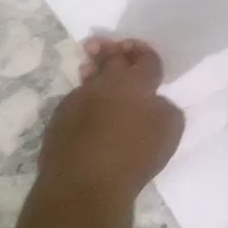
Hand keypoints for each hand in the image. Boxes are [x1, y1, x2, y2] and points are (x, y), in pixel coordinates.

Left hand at [37, 37, 183, 204]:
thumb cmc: (135, 153)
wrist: (83, 184)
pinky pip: (76, 104)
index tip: (135, 45)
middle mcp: (103, 86)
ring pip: (88, 82)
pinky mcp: (57, 123)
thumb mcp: (170, 129)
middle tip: (102, 43)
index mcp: (135, 83)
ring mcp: (75, 103)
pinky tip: (89, 113)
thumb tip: (152, 103)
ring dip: (93, 74)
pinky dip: (85, 103)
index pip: (144, 59)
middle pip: (108, 60)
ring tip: (91, 68)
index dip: (143, 51)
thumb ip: (164, 108)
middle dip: (109, 50)